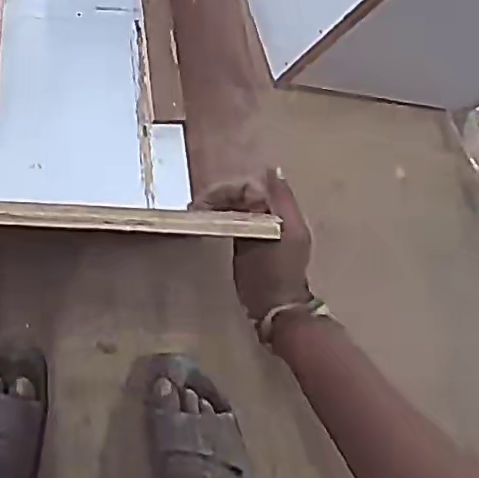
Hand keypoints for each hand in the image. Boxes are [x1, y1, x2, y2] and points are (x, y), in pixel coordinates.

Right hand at [193, 168, 312, 318]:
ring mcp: (259, 232)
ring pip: (235, 207)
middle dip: (218, 197)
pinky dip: (219, 217)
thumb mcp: (283, 233)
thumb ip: (280, 200)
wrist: (276, 308)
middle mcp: (271, 218)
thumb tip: (271, 169)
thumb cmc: (276, 271)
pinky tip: (206, 221)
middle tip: (195, 207)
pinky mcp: (248, 244)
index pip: (250, 188)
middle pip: (242, 195)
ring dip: (216, 206)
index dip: (227, 190)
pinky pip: (233, 220)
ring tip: (196, 213)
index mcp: (281, 213)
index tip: (203, 201)